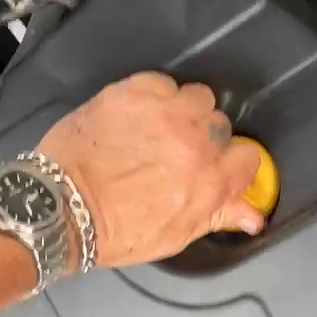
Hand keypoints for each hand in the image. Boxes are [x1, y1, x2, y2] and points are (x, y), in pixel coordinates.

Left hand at [37, 72, 265, 268]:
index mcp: (210, 182)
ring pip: (197, 96)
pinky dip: (154, 94)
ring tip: (158, 127)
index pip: (248, 156)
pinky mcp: (133, 93)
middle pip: (221, 123)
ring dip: (183, 109)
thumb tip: (256, 216)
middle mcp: (195, 143)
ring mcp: (164, 114)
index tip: (213, 167)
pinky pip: (162, 81)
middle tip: (175, 151)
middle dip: (204, 136)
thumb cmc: (119, 231)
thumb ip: (220, 215)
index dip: (230, 163)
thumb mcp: (177, 234)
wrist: (60, 209)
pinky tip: (136, 114)